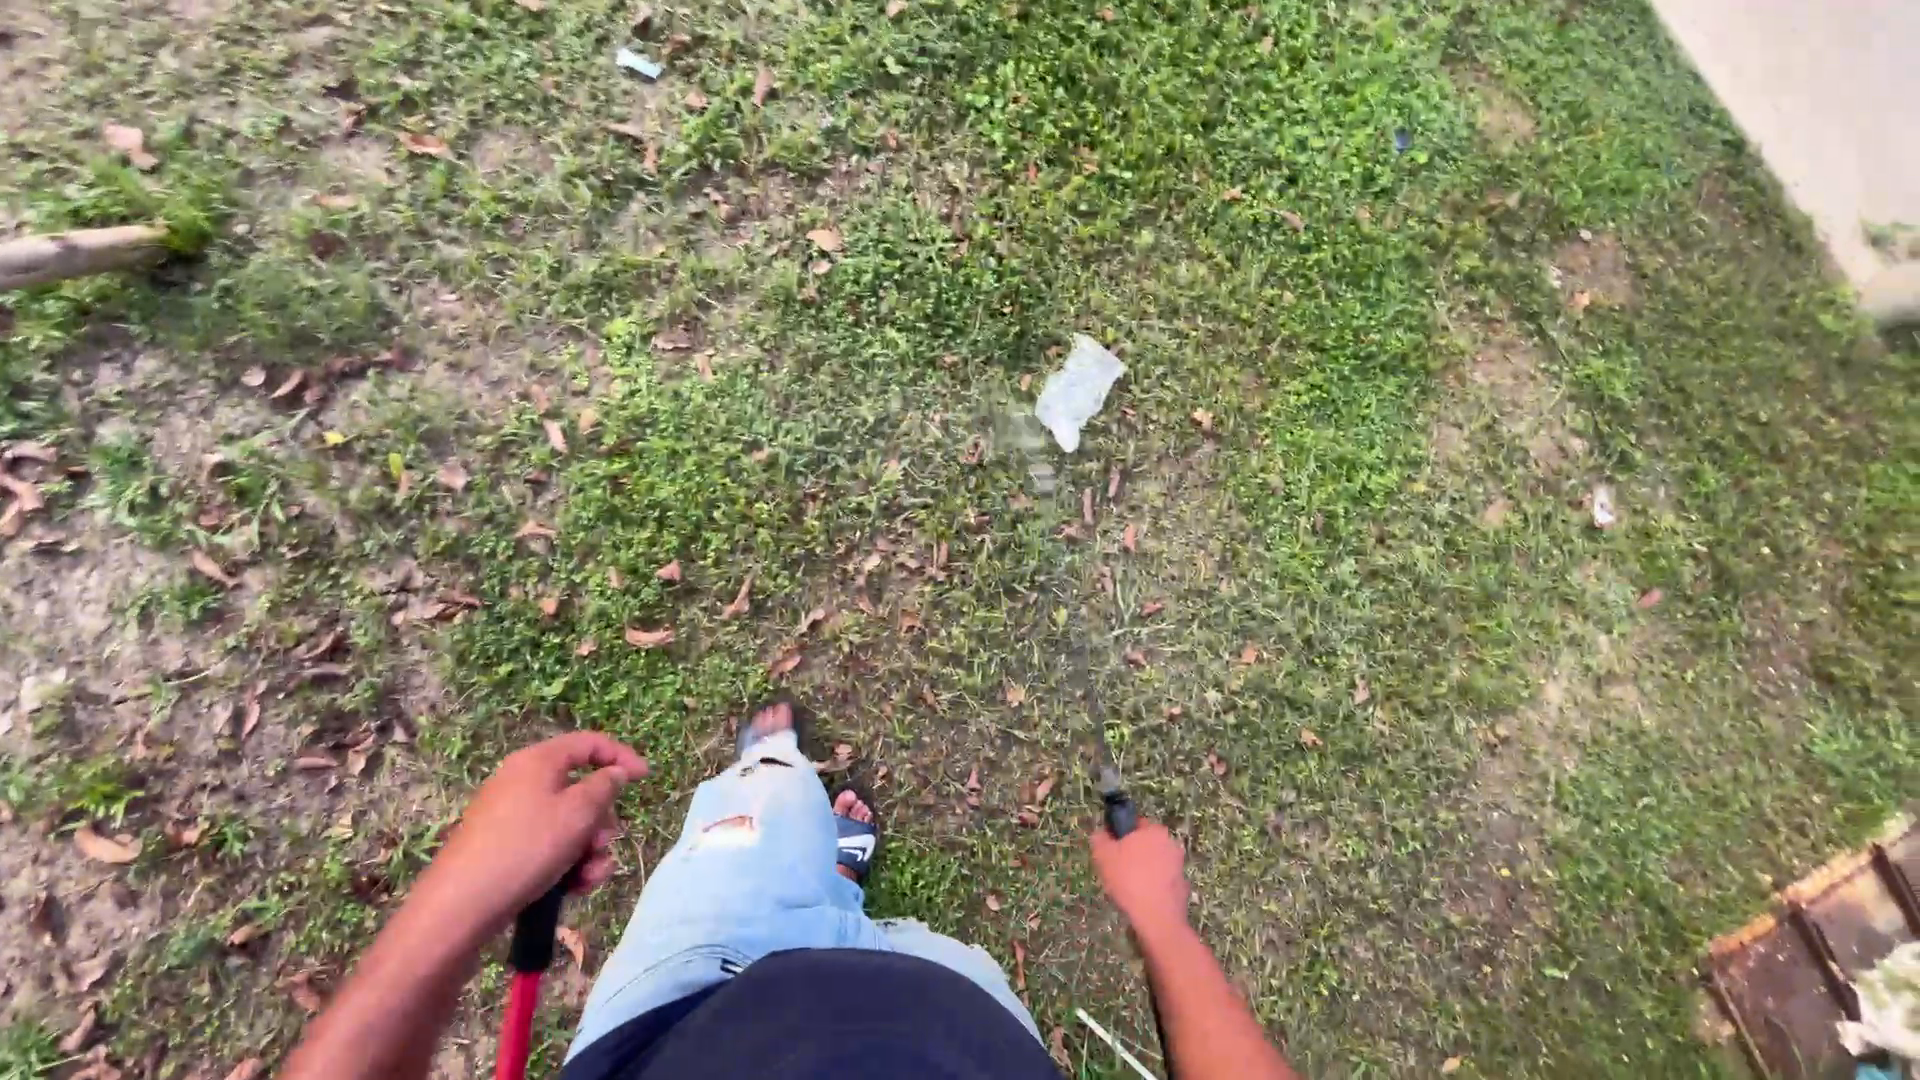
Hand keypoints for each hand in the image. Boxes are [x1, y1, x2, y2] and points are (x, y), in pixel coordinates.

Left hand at [413, 732, 646, 935]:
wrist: (458, 909)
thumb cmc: (525, 848)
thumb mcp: (578, 812)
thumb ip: (605, 786)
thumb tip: (614, 773)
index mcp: (538, 761)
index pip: (589, 743)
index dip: (621, 756)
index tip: (644, 778)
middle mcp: (523, 782)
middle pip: (581, 788)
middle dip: (602, 820)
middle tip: (604, 843)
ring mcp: (511, 816)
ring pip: (569, 823)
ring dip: (588, 848)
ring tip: (588, 876)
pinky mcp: (504, 848)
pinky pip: (549, 844)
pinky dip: (567, 862)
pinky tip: (573, 887)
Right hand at [1090, 820, 1190, 936]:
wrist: (1157, 918)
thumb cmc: (1129, 879)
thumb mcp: (1103, 855)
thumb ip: (1099, 839)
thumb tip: (1101, 834)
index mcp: (1154, 830)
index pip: (1135, 825)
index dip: (1121, 837)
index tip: (1112, 853)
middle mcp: (1171, 843)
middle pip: (1145, 844)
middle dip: (1133, 855)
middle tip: (1117, 871)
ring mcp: (1180, 866)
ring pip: (1154, 863)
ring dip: (1143, 871)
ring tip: (1128, 888)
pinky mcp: (1182, 886)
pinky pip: (1162, 881)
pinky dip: (1153, 887)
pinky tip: (1141, 899)